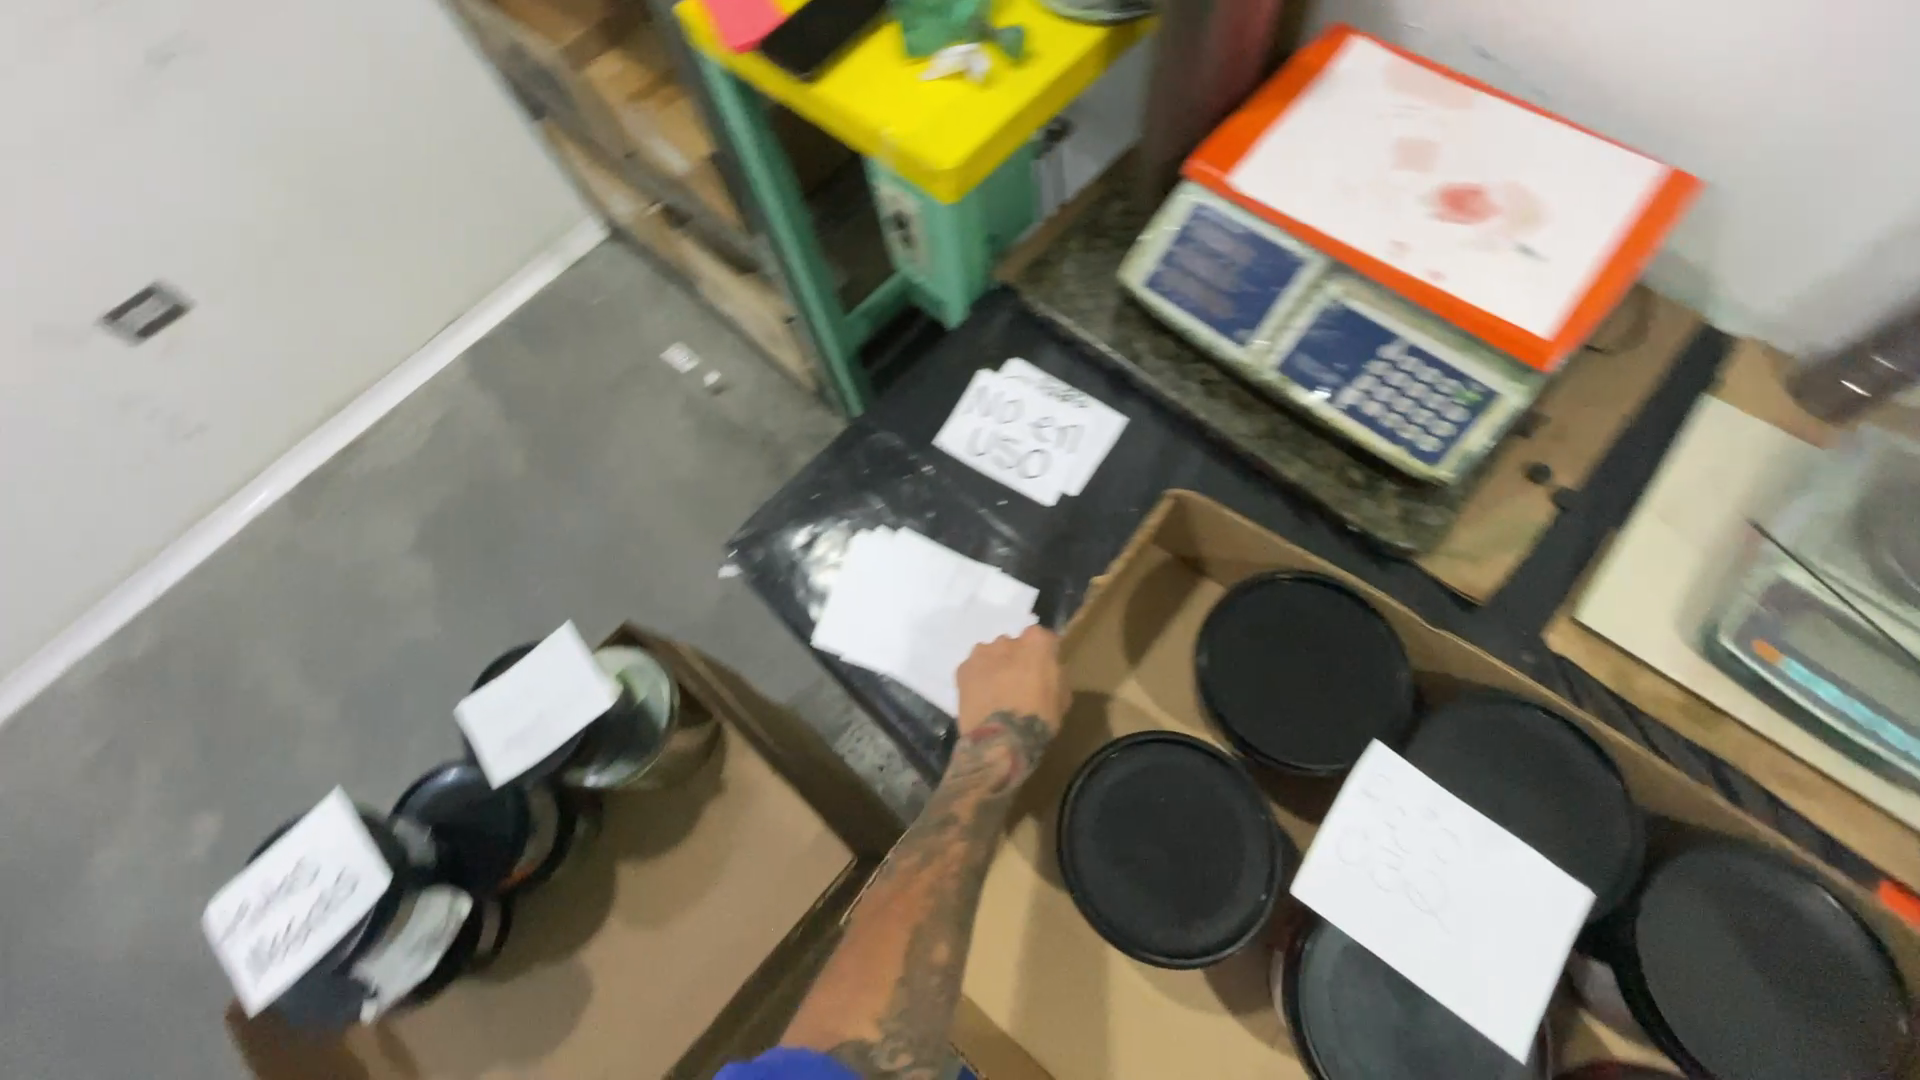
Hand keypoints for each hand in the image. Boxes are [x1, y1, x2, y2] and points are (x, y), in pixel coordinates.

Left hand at [948, 626, 1066, 788]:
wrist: (1001, 738)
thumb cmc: (1039, 718)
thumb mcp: (1062, 698)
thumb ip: (1055, 675)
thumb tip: (1049, 671)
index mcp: (1037, 642)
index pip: (1043, 638)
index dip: (1043, 655)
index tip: (1043, 670)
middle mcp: (1007, 640)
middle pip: (1014, 646)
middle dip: (1016, 660)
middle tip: (1018, 684)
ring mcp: (982, 653)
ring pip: (991, 655)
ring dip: (995, 668)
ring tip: (996, 693)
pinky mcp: (962, 669)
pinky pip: (973, 669)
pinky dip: (977, 680)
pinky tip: (981, 699)